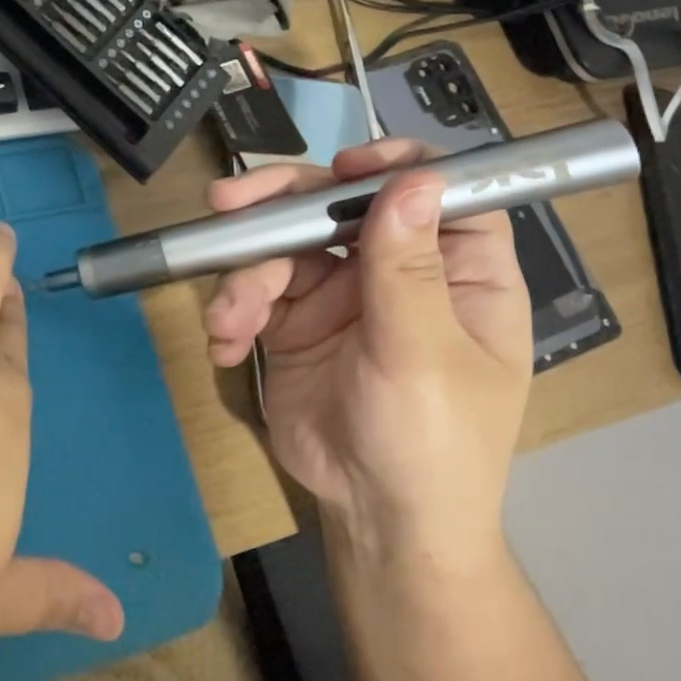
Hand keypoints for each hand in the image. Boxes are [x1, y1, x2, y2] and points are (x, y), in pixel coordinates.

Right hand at [202, 140, 534, 557]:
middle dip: (277, 207)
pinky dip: (229, 315)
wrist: (371, 514)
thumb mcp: (423, 354)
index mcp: (457, 272)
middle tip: (225, 201)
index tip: (343, 166)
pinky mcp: (288, 323)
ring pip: (279, 250)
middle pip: (335, 208)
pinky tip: (223, 346)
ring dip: (242, 280)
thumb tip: (412, 180)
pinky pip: (249, 295)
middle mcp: (394, 272)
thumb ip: (407, 269)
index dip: (394, 166)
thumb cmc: (432, 441)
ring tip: (228, 322)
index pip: (438, 192)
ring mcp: (336, 296)